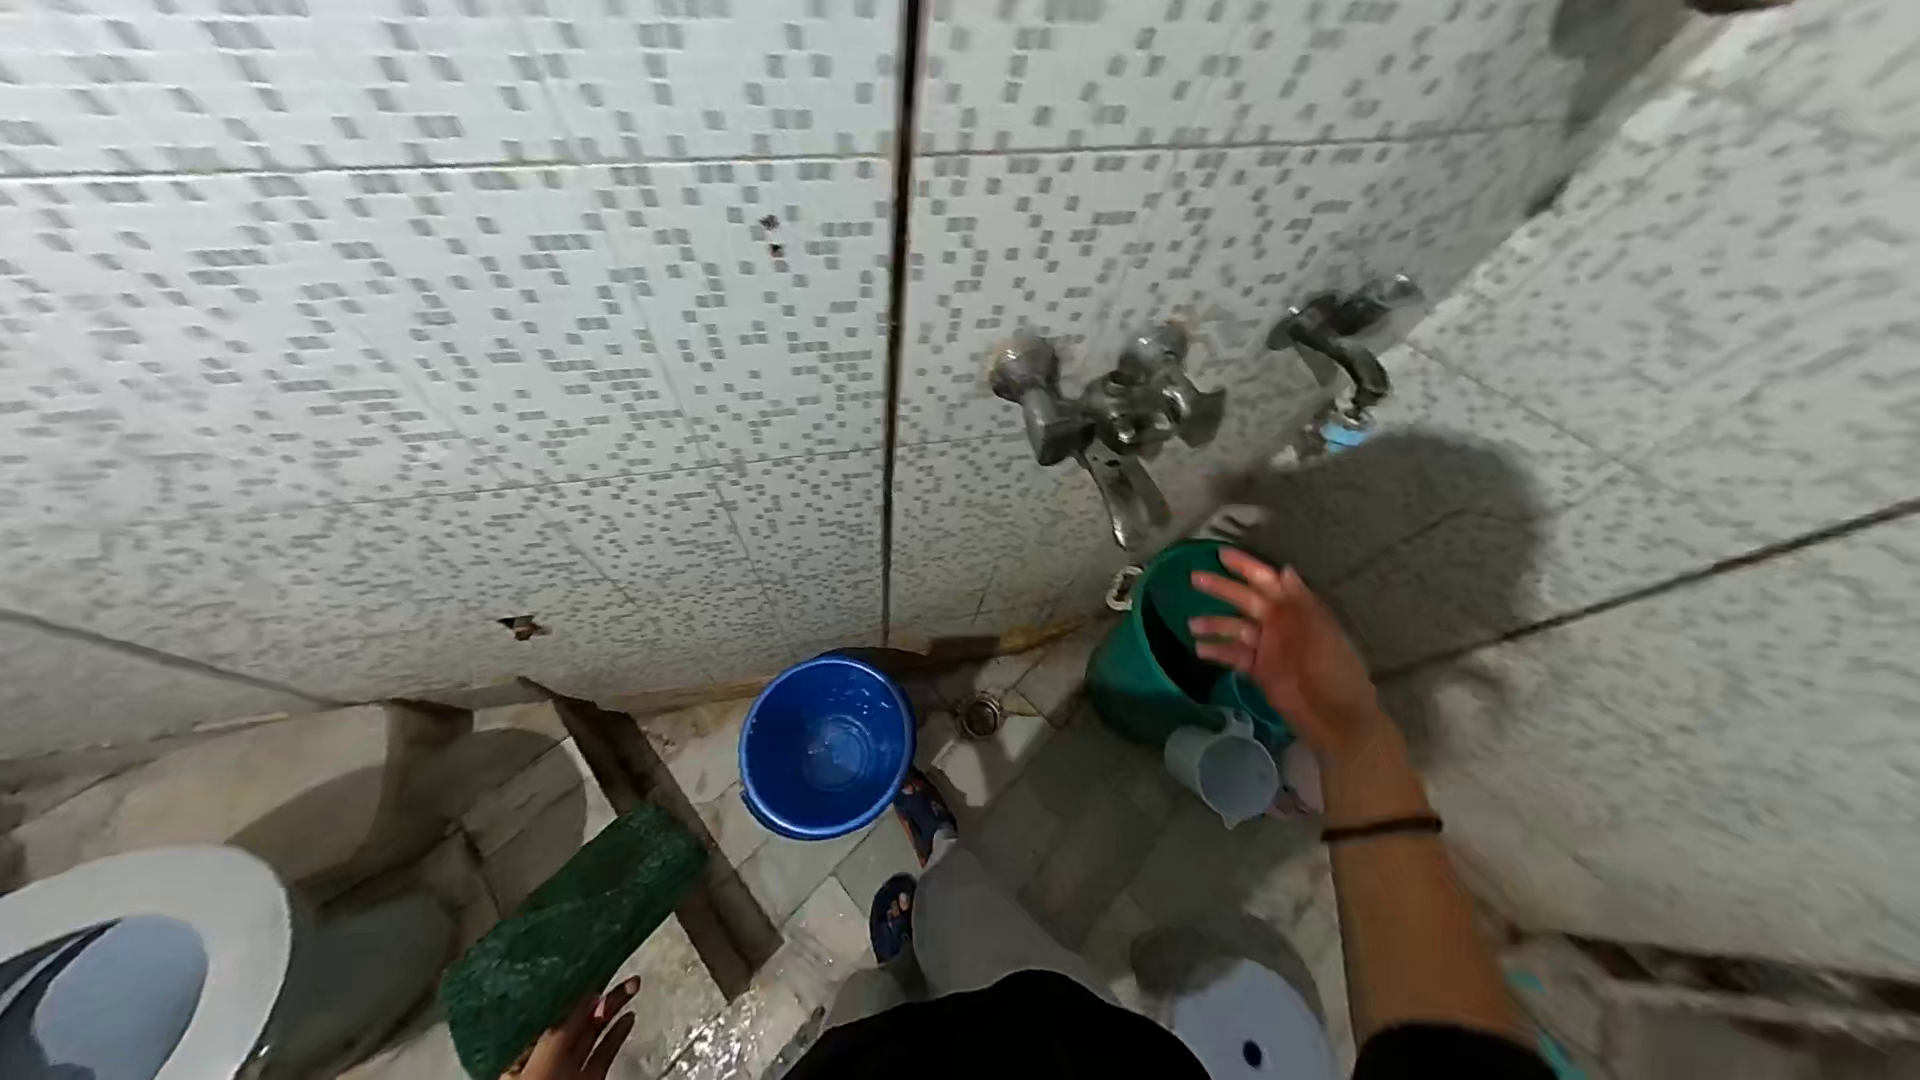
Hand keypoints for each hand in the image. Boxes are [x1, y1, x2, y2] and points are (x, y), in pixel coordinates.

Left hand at [504, 977, 640, 1079]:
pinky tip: (630, 1017)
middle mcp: (544, 1062)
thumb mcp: (541, 1066)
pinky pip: (603, 1055)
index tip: (594, 964)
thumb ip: (561, 1031)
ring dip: (614, 1010)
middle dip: (600, 997)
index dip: (571, 991)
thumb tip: (588, 994)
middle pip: (575, 1021)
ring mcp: (567, 1074)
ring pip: (592, 1034)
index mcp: (522, 1057)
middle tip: (623, 973)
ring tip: (634, 986)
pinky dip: (618, 1035)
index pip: (548, 1015)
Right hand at [1188, 549, 1387, 765]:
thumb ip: (1303, 602)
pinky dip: (1216, 651)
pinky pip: (1232, 655)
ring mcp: (1266, 647)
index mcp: (1295, 611)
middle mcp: (1278, 624)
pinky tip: (1200, 650)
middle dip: (1221, 588)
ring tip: (1192, 625)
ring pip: (1233, 628)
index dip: (1246, 567)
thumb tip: (1284, 569)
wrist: (1336, 718)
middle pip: (1244, 600)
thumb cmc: (1335, 671)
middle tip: (1194, 578)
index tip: (1221, 554)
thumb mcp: (1323, 633)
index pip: (1267, 582)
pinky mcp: (1257, 669)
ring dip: (1213, 624)